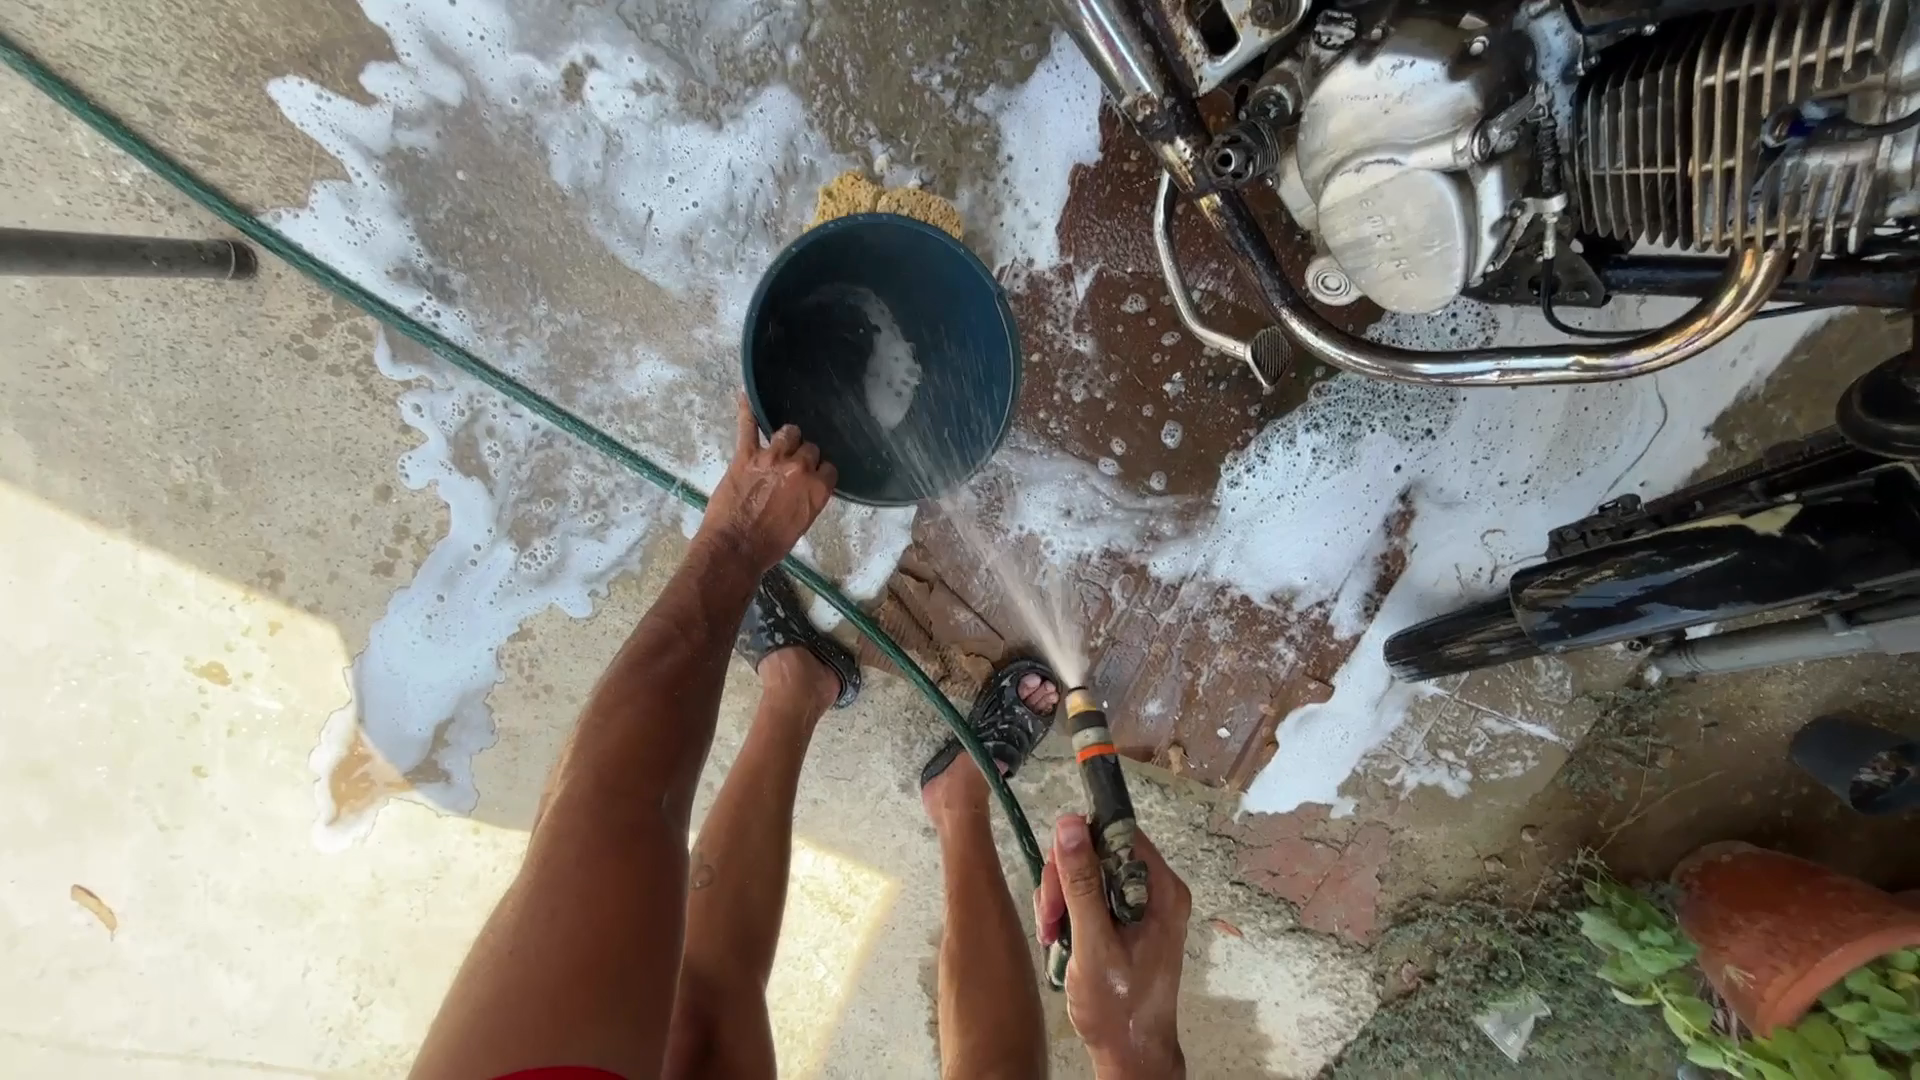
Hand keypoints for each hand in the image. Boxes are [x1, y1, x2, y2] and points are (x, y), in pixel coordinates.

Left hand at [697, 396, 837, 573]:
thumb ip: (809, 498)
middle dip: (804, 455)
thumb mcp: (802, 524)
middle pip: (810, 448)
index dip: (821, 471)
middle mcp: (799, 468)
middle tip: (793, 466)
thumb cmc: (770, 545)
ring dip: (786, 438)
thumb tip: (806, 487)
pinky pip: (747, 426)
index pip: (830, 467)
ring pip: (787, 432)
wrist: (735, 549)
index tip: (815, 476)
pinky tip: (744, 394)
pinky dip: (746, 409)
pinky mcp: (745, 455)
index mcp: (818, 489)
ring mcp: (771, 458)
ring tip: (780, 443)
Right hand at [1034, 815, 1191, 1079]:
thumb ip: (1080, 883)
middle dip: (1065, 878)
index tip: (1057, 872)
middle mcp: (1156, 889)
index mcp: (1161, 889)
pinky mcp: (1125, 918)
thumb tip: (1069, 822)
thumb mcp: (1093, 943)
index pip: (1119, 832)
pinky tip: (1056, 934)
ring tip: (1050, 931)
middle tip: (1050, 915)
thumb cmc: (1118, 1008)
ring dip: (1061, 896)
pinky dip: (1068, 909)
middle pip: (1099, 851)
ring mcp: (1141, 904)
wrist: (1129, 1056)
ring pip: (1088, 870)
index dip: (1083, 843)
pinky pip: (1089, 891)